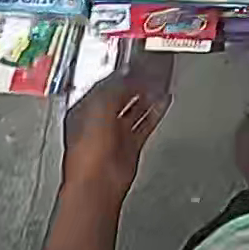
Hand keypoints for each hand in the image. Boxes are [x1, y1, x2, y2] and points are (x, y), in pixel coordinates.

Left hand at [62, 76, 167, 210]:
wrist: (98, 183)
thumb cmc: (89, 151)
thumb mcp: (100, 109)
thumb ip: (114, 90)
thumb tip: (126, 75)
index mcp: (84, 111)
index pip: (103, 86)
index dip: (119, 76)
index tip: (133, 66)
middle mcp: (99, 122)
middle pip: (120, 97)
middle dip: (134, 86)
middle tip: (149, 73)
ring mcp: (115, 134)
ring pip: (134, 110)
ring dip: (147, 97)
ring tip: (160, 84)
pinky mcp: (130, 145)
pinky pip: (145, 124)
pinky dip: (155, 112)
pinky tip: (164, 101)